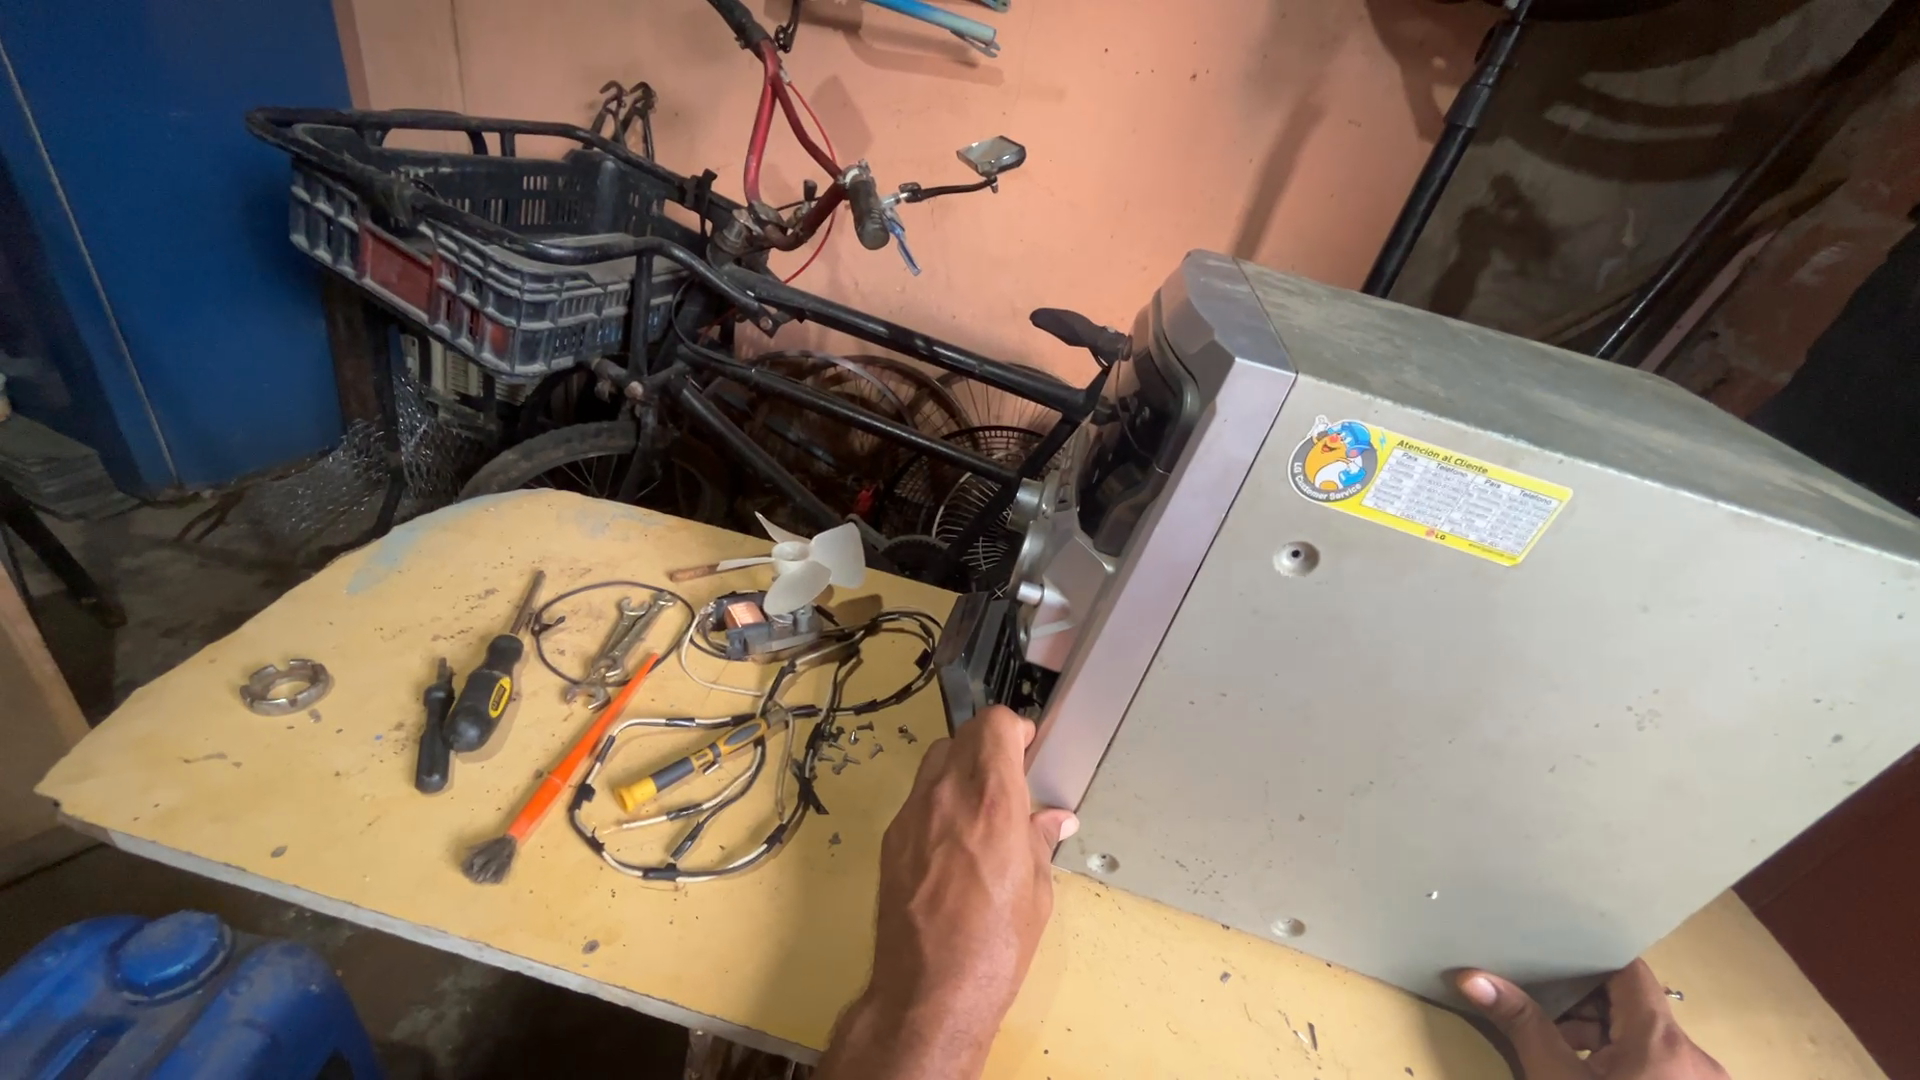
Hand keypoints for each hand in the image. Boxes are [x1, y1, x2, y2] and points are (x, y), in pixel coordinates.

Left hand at [816, 706, 1077, 1079]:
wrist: (928, 992)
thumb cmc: (996, 945)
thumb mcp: (1036, 893)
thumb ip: (1040, 841)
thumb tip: (1055, 818)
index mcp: (993, 800)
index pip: (996, 725)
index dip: (1015, 729)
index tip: (1027, 749)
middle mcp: (948, 794)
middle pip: (964, 733)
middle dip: (989, 744)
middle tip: (1007, 776)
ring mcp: (913, 813)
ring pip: (936, 759)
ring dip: (961, 766)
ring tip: (979, 806)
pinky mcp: (891, 837)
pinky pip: (918, 796)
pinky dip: (938, 799)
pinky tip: (950, 840)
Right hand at [1456, 960, 1728, 1078]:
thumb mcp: (1555, 1078)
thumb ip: (1519, 1022)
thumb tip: (1470, 975)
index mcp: (1665, 1041)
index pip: (1629, 970)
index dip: (1589, 955)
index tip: (1549, 953)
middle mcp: (1697, 1060)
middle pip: (1633, 1006)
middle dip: (1581, 1005)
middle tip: (1540, 1012)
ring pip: (1645, 1039)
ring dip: (1599, 1036)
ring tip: (1558, 1051)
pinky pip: (1658, 1067)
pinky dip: (1621, 1063)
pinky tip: (1586, 1077)